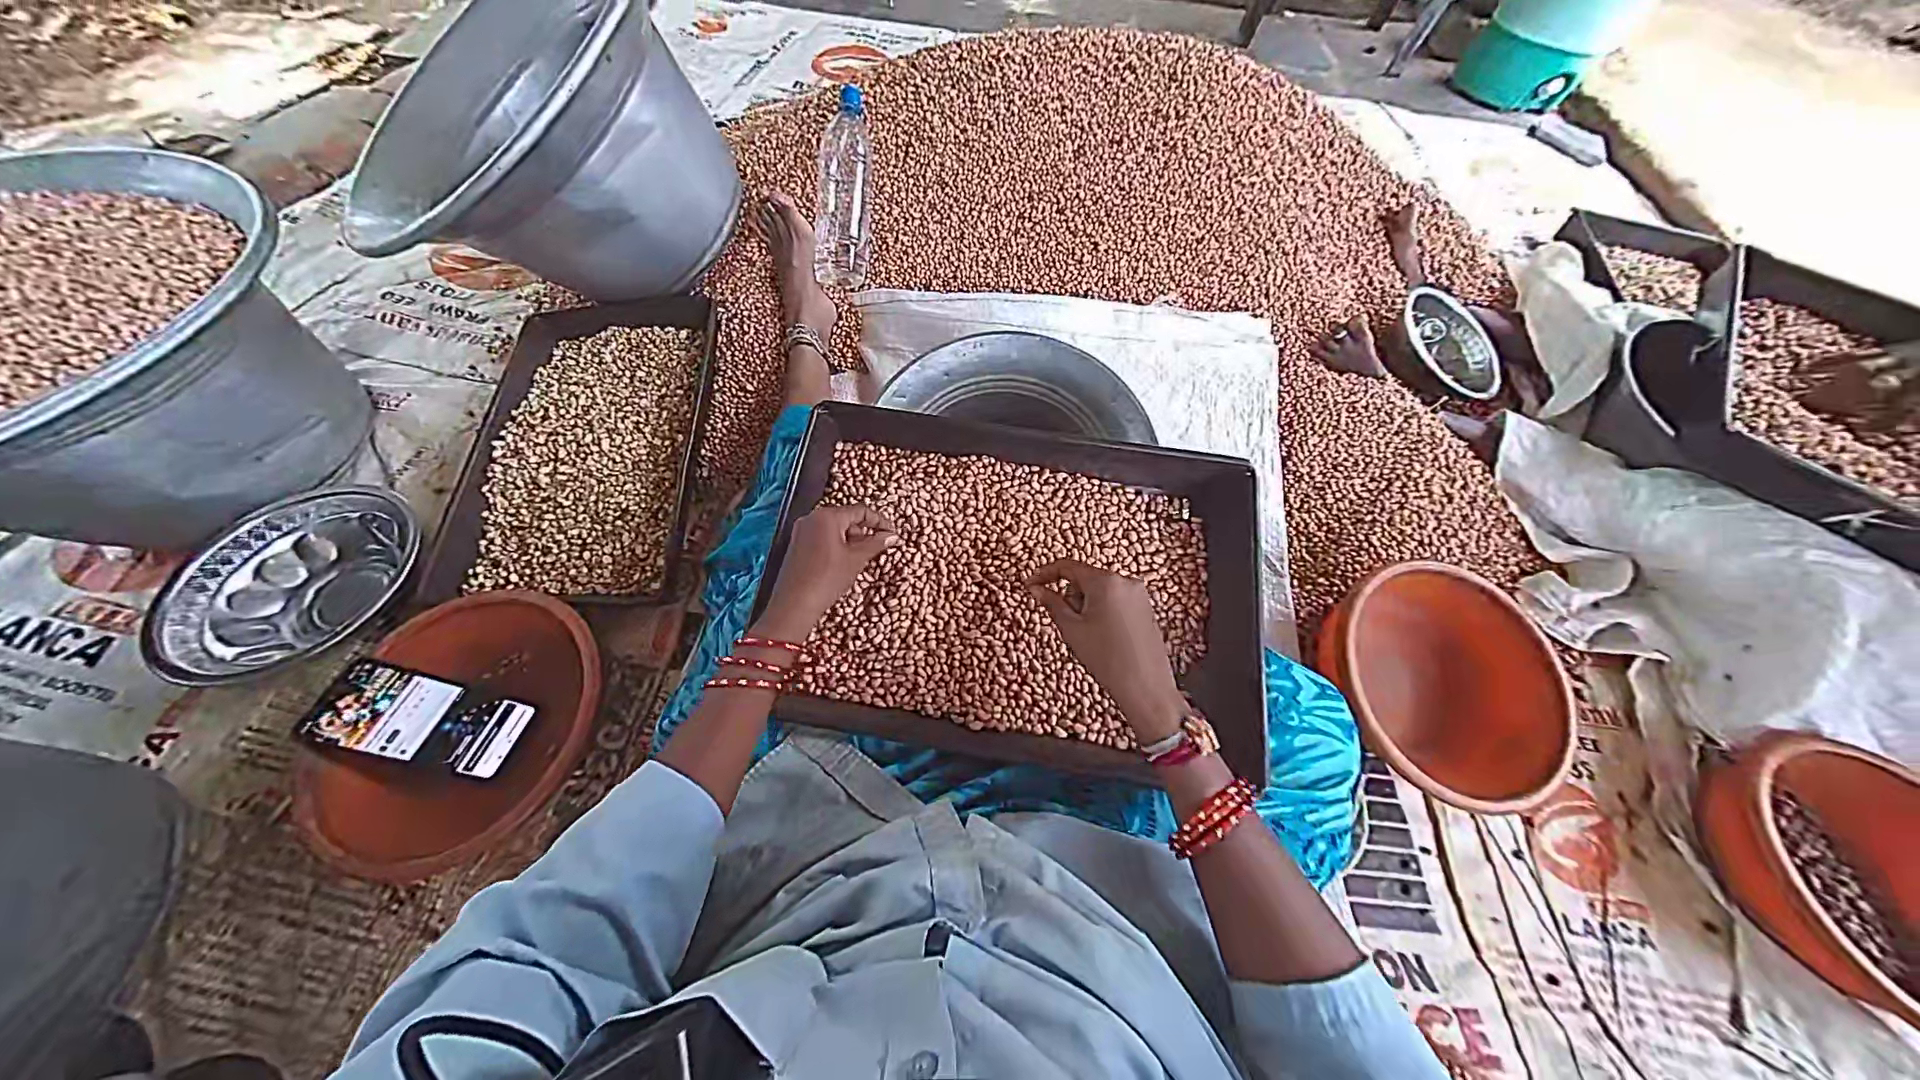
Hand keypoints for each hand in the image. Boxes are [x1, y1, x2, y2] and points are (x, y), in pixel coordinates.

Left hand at [756, 505, 897, 639]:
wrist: (794, 604)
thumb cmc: (823, 580)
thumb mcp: (856, 560)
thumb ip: (876, 543)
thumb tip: (890, 536)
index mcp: (826, 517)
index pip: (860, 511)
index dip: (879, 521)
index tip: (890, 532)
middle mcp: (811, 519)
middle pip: (846, 518)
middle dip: (863, 532)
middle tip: (877, 547)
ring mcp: (802, 532)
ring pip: (834, 529)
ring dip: (850, 540)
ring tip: (859, 559)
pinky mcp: (797, 545)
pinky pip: (822, 538)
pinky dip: (836, 546)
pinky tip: (843, 563)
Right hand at [1025, 559, 1185, 743]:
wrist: (1145, 686)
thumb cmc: (1110, 660)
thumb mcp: (1071, 629)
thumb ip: (1051, 603)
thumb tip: (1037, 589)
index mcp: (1105, 582)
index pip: (1068, 567)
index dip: (1045, 574)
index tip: (1032, 583)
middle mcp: (1126, 582)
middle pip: (1085, 580)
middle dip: (1071, 598)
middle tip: (1070, 626)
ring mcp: (1138, 595)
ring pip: (1100, 592)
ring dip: (1087, 608)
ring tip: (1091, 637)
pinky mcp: (1145, 609)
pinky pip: (1115, 602)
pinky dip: (1103, 614)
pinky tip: (1105, 639)